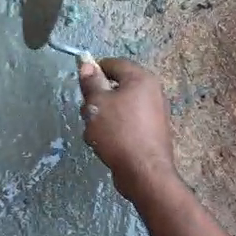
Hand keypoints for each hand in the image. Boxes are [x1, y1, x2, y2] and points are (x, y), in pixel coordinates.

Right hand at [78, 57, 178, 204]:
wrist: (144, 172)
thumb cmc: (118, 133)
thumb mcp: (97, 104)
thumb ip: (91, 83)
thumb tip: (87, 64)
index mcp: (141, 79)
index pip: (113, 63)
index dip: (94, 71)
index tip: (81, 86)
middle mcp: (152, 92)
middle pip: (117, 87)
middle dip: (98, 98)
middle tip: (87, 114)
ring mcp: (154, 114)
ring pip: (120, 107)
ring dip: (104, 117)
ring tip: (95, 133)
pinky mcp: (151, 133)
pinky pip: (128, 124)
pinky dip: (115, 130)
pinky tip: (107, 145)